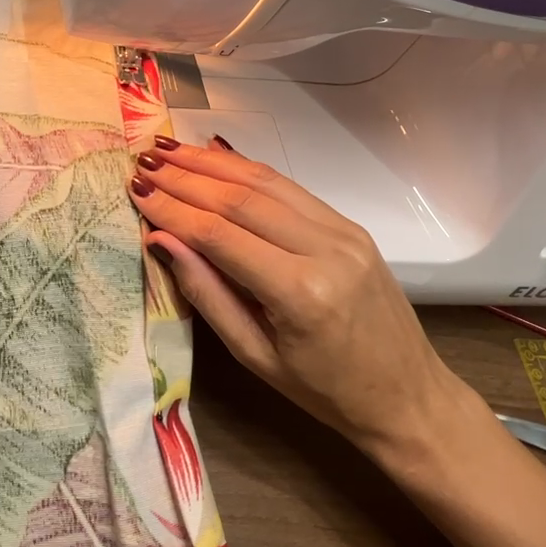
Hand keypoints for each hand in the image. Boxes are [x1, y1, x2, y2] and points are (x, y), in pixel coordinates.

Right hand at [127, 137, 468, 453]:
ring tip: (167, 149)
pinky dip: (244, 168)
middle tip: (143, 160)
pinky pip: (287, 186)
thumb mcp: (254, 356)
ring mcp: (342, 231)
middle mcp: (325, 250)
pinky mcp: (348, 223)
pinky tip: (212, 156)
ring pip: (264, 181)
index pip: (220, 235)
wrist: (409, 397)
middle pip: (240, 199)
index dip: (172, 209)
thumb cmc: (324, 391)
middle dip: (185, 177)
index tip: (136, 190)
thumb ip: (206, 293)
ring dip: (210, 162)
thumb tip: (160, 239)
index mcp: (301, 294)